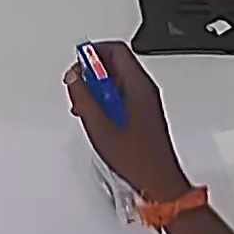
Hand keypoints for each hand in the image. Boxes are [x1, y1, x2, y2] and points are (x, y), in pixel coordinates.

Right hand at [65, 40, 192, 200]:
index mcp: (138, 86)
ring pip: (116, 77)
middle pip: (115, 61)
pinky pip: (120, 91)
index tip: (78, 65)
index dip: (92, 52)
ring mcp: (145, 100)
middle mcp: (144, 89)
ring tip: (84, 102)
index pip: (115, 50)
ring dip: (96, 85)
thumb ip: (83, 95)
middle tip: (78, 83)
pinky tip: (95, 114)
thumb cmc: (136, 158)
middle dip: (91, 70)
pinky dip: (104, 96)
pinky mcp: (143, 111)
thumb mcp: (98, 124)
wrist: (160, 183)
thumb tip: (73, 76)